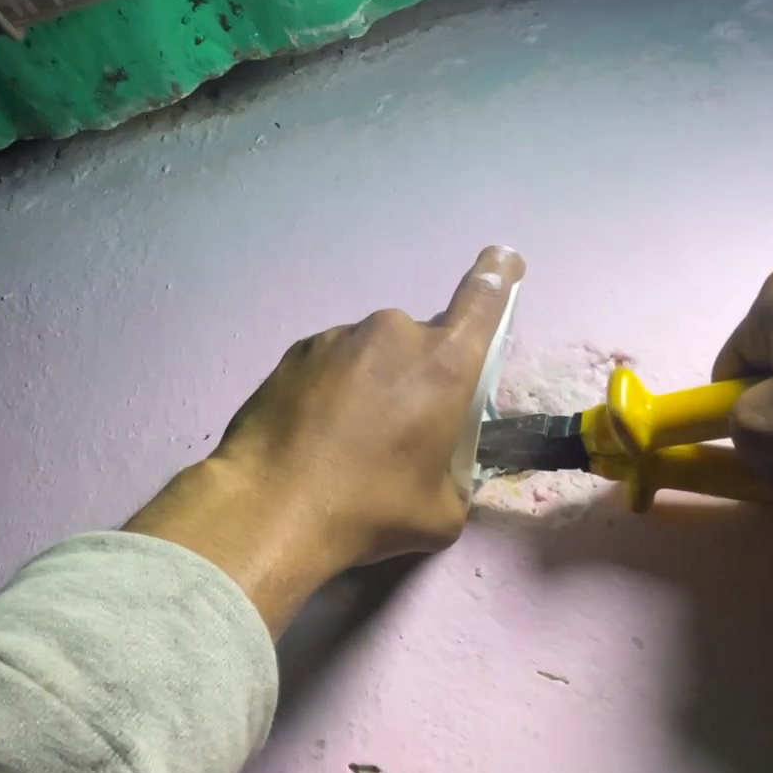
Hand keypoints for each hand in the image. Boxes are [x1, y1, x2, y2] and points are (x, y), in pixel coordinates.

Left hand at [127, 246, 524, 633]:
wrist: (269, 509)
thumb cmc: (369, 510)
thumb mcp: (442, 511)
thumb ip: (457, 474)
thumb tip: (442, 469)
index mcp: (442, 363)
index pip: (484, 298)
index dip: (499, 275)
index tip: (503, 261)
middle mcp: (392, 334)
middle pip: (422, 342)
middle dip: (419, 376)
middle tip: (398, 428)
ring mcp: (337, 337)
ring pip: (373, 353)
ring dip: (373, 382)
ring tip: (347, 439)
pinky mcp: (295, 351)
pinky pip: (332, 362)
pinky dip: (333, 387)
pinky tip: (315, 432)